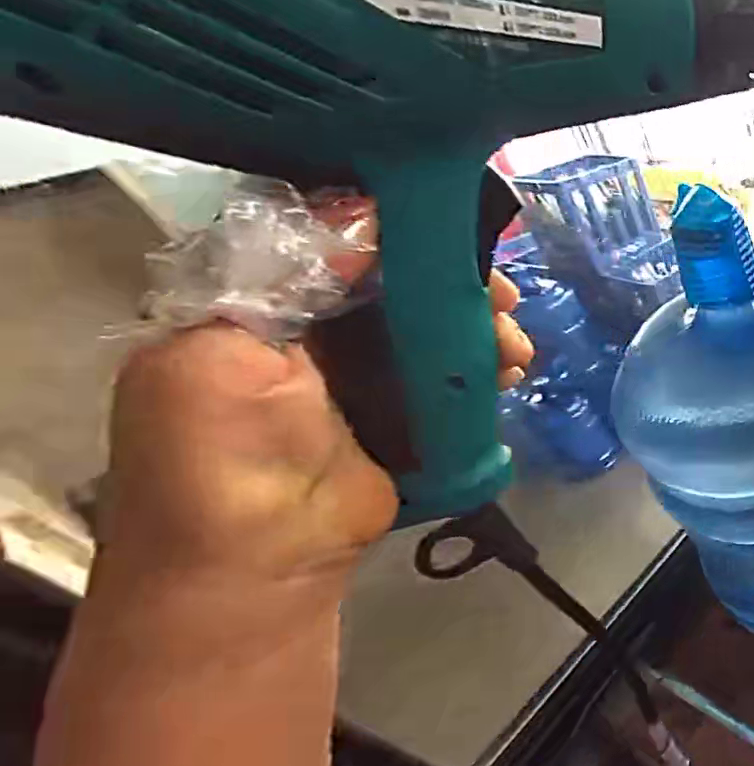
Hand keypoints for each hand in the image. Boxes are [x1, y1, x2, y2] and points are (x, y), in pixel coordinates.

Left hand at [94, 197, 536, 609]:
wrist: (268, 554)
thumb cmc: (227, 454)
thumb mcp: (230, 355)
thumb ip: (287, 281)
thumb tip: (359, 211)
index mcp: (264, 310)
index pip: (342, 252)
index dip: (402, 237)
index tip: (457, 240)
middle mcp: (324, 337)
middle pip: (407, 290)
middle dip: (461, 288)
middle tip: (505, 299)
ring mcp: (376, 379)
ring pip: (442, 331)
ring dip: (486, 330)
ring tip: (513, 350)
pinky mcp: (417, 415)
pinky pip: (459, 376)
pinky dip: (490, 367)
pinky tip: (509, 373)